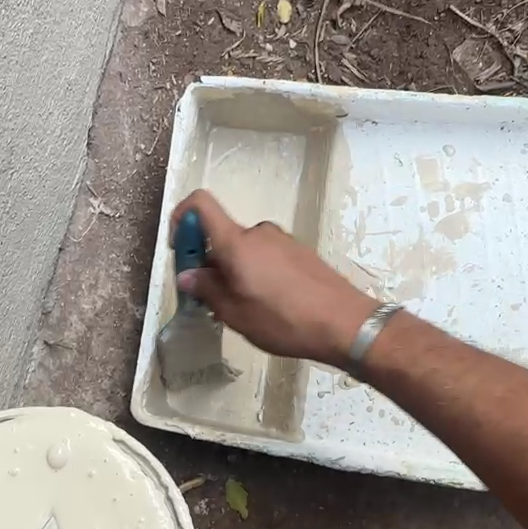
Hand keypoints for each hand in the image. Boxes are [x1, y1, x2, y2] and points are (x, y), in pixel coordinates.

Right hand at [172, 189, 378, 367]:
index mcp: (237, 243)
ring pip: (245, 250)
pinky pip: (265, 257)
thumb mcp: (236, 314)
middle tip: (213, 301)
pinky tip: (269, 306)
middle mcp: (258, 233)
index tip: (181, 250)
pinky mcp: (300, 253)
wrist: (345, 323)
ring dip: (235, 272)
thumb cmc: (284, 320)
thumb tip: (187, 275)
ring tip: (245, 309)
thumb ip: (207, 290)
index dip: (182, 218)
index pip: (200, 204)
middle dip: (210, 263)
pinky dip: (256, 273)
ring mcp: (282, 241)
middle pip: (222, 236)